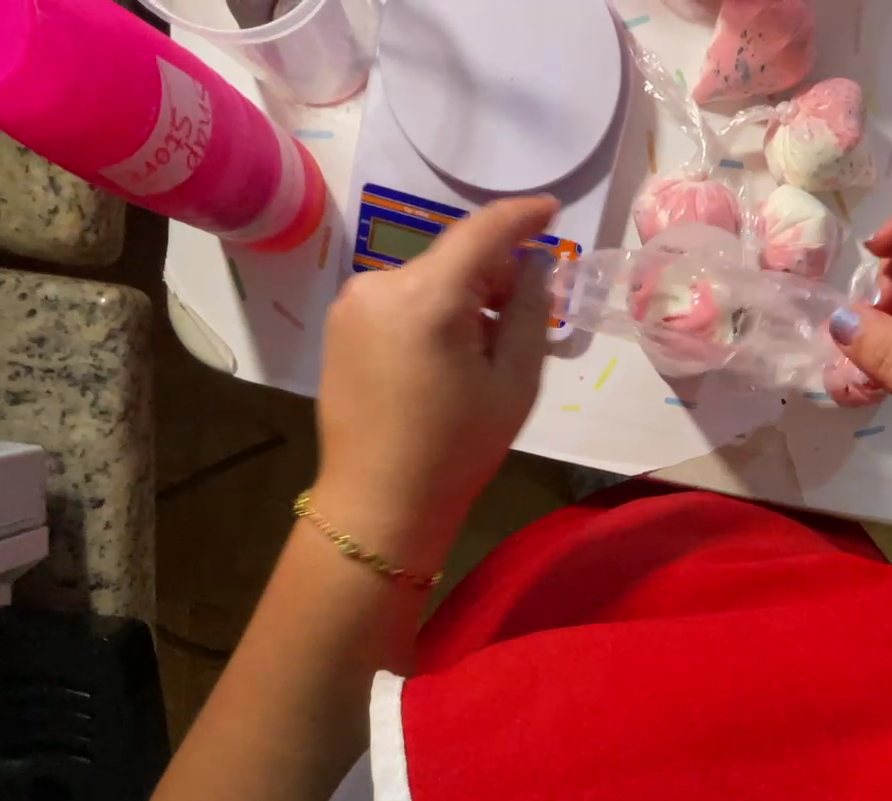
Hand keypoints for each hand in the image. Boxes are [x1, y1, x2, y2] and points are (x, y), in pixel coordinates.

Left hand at [312, 196, 558, 566]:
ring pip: (426, 282)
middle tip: (522, 320)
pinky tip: (443, 361)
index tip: (551, 209)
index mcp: (427, 297)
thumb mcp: (514, 384)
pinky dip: (431, 314)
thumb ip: (530, 312)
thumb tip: (536, 266)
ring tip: (480, 354)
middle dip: (493, 277)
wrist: (381, 501)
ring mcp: (352, 305)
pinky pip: (400, 303)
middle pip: (453, 260)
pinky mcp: (339, 327)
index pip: (482, 233)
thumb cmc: (458, 448)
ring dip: (462, 300)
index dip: (521, 216)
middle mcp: (379, 284)